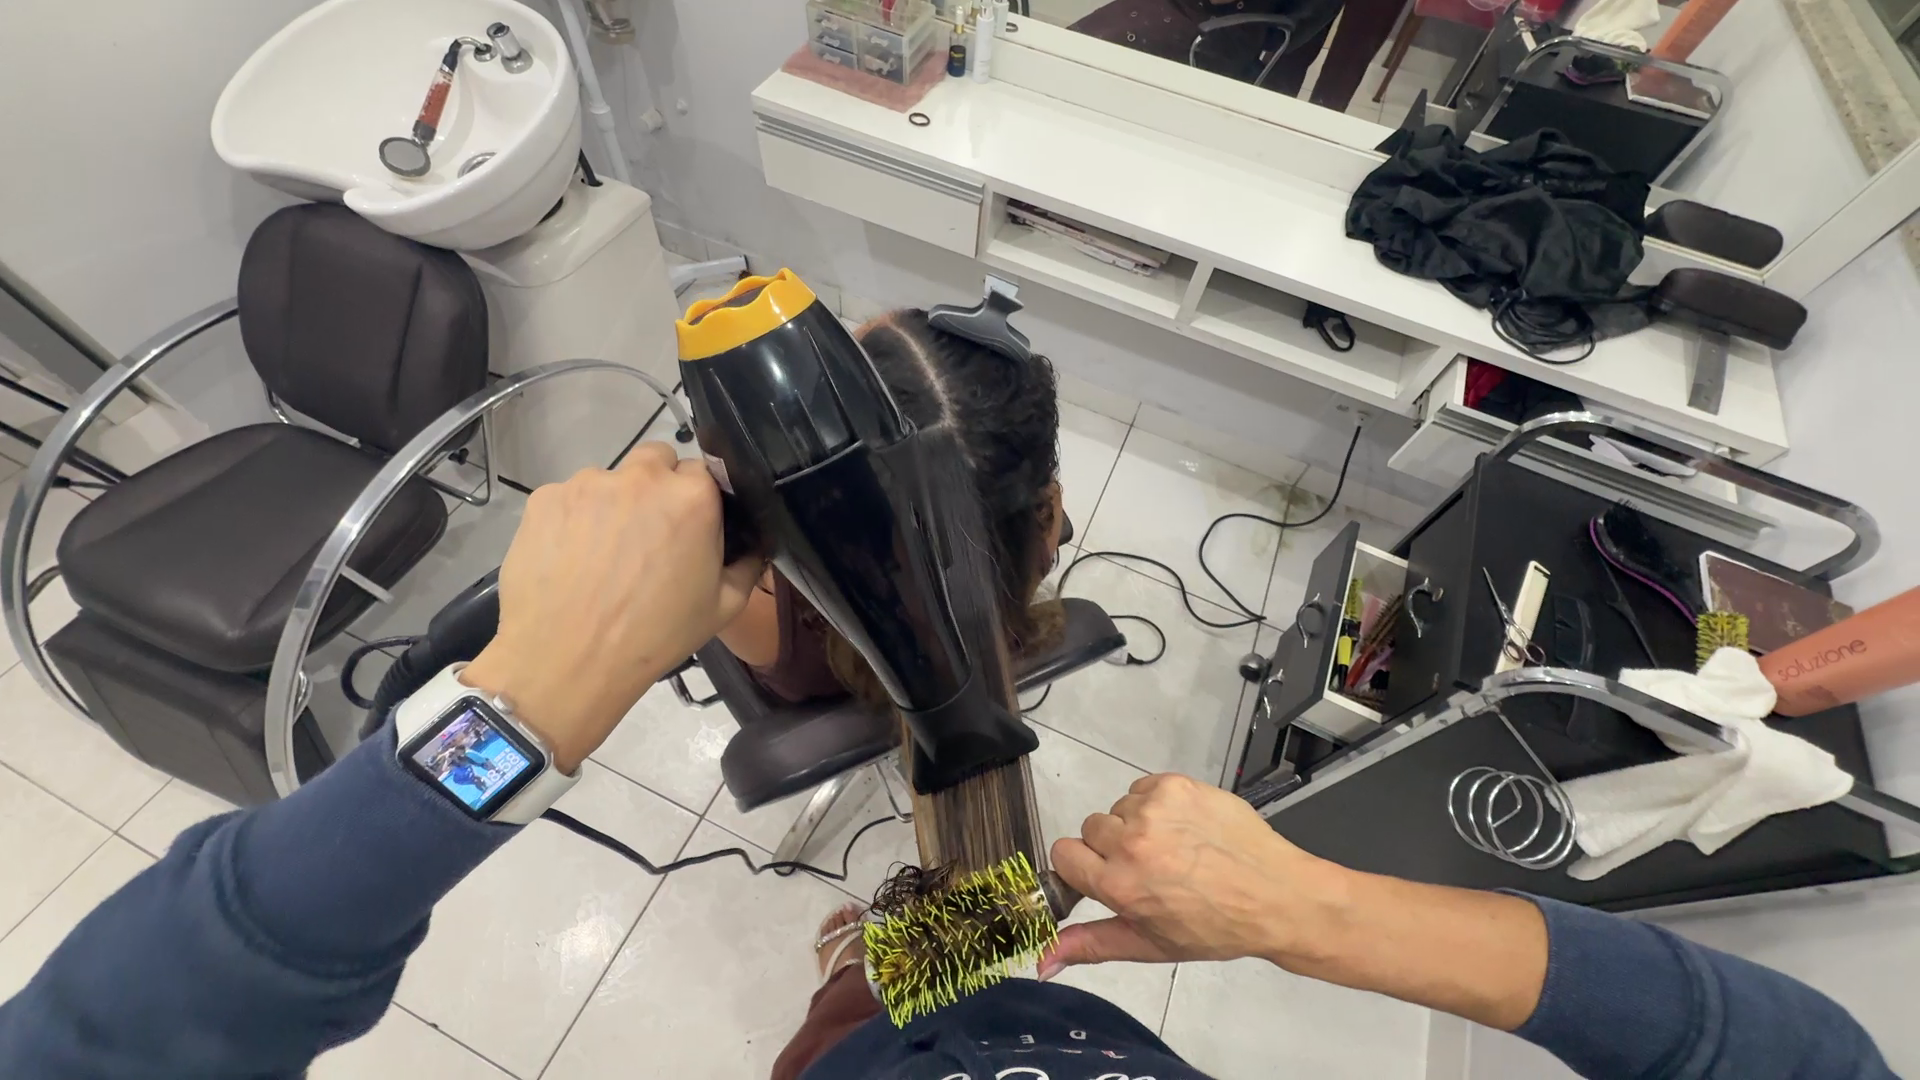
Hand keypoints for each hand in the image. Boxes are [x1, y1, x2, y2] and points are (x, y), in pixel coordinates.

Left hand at [462, 443, 760, 772]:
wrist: (568, 660)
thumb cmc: (656, 634)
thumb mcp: (724, 607)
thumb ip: (748, 565)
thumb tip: (753, 547)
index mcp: (693, 498)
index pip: (706, 471)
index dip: (702, 498)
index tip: (694, 526)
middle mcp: (641, 478)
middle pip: (658, 459)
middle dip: (660, 485)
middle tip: (653, 531)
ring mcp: (588, 484)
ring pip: (611, 479)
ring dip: (616, 502)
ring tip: (607, 551)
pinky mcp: (545, 499)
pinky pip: (570, 498)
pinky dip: (576, 519)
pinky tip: (573, 556)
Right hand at [1041, 774, 1348, 977]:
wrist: (1275, 895)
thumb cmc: (1213, 927)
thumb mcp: (1149, 945)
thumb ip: (1091, 944)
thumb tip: (1042, 960)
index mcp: (1118, 884)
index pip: (1063, 853)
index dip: (1082, 865)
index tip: (1105, 874)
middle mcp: (1129, 841)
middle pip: (1090, 828)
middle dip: (1112, 845)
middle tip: (1149, 865)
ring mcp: (1153, 808)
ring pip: (1119, 807)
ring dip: (1136, 823)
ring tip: (1173, 846)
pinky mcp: (1174, 785)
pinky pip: (1143, 787)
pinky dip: (1157, 803)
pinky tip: (1183, 826)